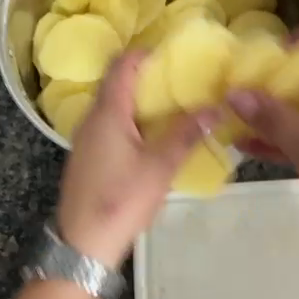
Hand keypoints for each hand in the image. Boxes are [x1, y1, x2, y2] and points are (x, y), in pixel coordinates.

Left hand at [54, 52, 218, 265]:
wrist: (83, 245)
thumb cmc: (121, 201)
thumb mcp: (160, 167)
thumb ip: (186, 133)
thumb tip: (215, 107)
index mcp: (107, 113)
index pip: (122, 65)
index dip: (147, 53)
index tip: (175, 55)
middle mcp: (90, 121)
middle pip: (116, 86)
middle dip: (147, 80)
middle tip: (180, 83)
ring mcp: (84, 142)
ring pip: (111, 111)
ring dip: (138, 106)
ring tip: (171, 111)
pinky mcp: (85, 162)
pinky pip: (107, 131)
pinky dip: (128, 126)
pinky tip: (149, 141)